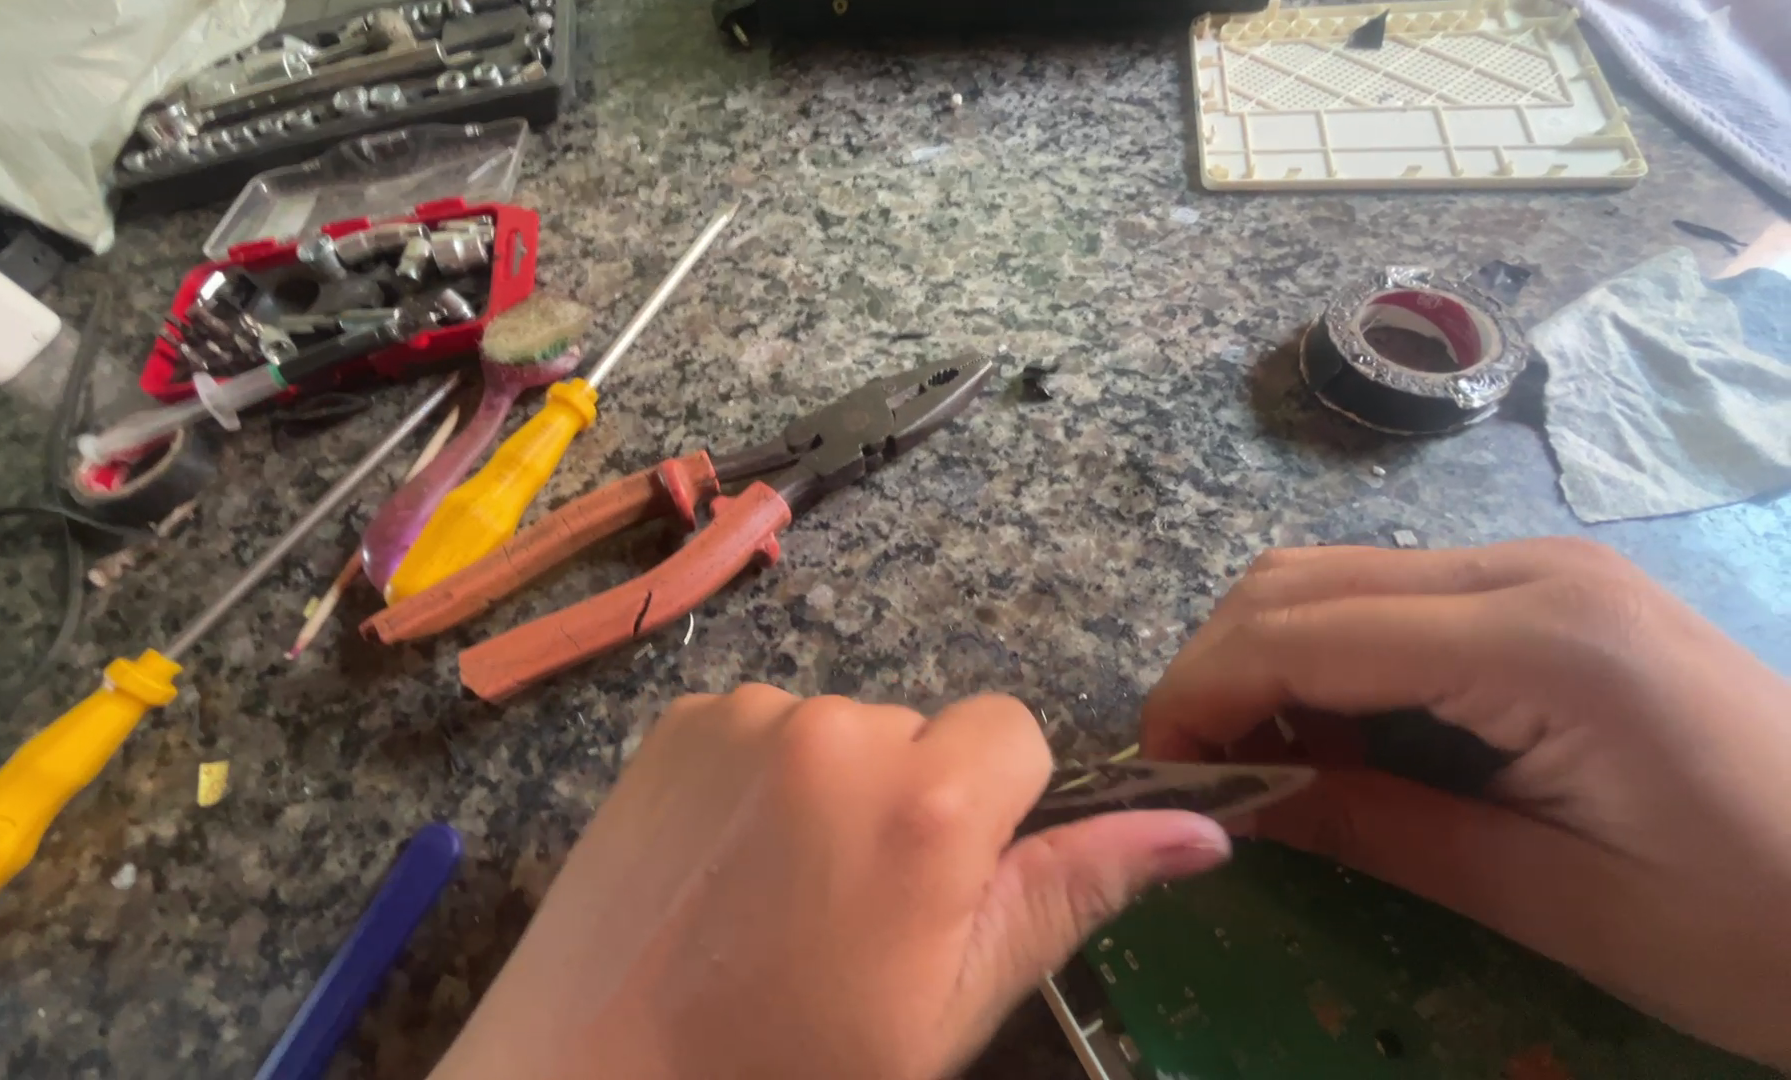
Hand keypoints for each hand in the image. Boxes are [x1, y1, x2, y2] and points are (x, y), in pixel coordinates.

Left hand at [432, 687, 1229, 1079]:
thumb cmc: (795, 1061)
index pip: (1016, 730)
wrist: (593, 1072)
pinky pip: (766, 722)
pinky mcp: (686, 713)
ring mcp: (751, 710)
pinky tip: (723, 849)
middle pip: (925, 729)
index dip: (998, 802)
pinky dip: (764, 769)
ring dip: (835, 784)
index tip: (945, 869)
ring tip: (777, 880)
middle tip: (849, 897)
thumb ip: (1074, 893)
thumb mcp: (954, 1000)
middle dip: (913, 795)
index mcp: (925, 800)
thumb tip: (1199, 829)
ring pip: (844, 726)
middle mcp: (839, 725)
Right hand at [1139, 539, 1790, 1066]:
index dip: (1201, 695)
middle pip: (1287, 584)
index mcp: (1540, 641)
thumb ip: (1372, 830)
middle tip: (1196, 760)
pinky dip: (1309, 654)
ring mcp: (1525, 566)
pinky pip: (1366, 596)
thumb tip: (1228, 805)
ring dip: (1253, 658)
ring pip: (1315, 577)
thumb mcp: (1560, 905)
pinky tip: (1332, 728)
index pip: (1298, 635)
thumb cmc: (1788, 934)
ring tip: (1260, 751)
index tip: (1161, 767)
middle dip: (1211, 670)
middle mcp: (1519, 568)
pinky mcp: (1528, 587)